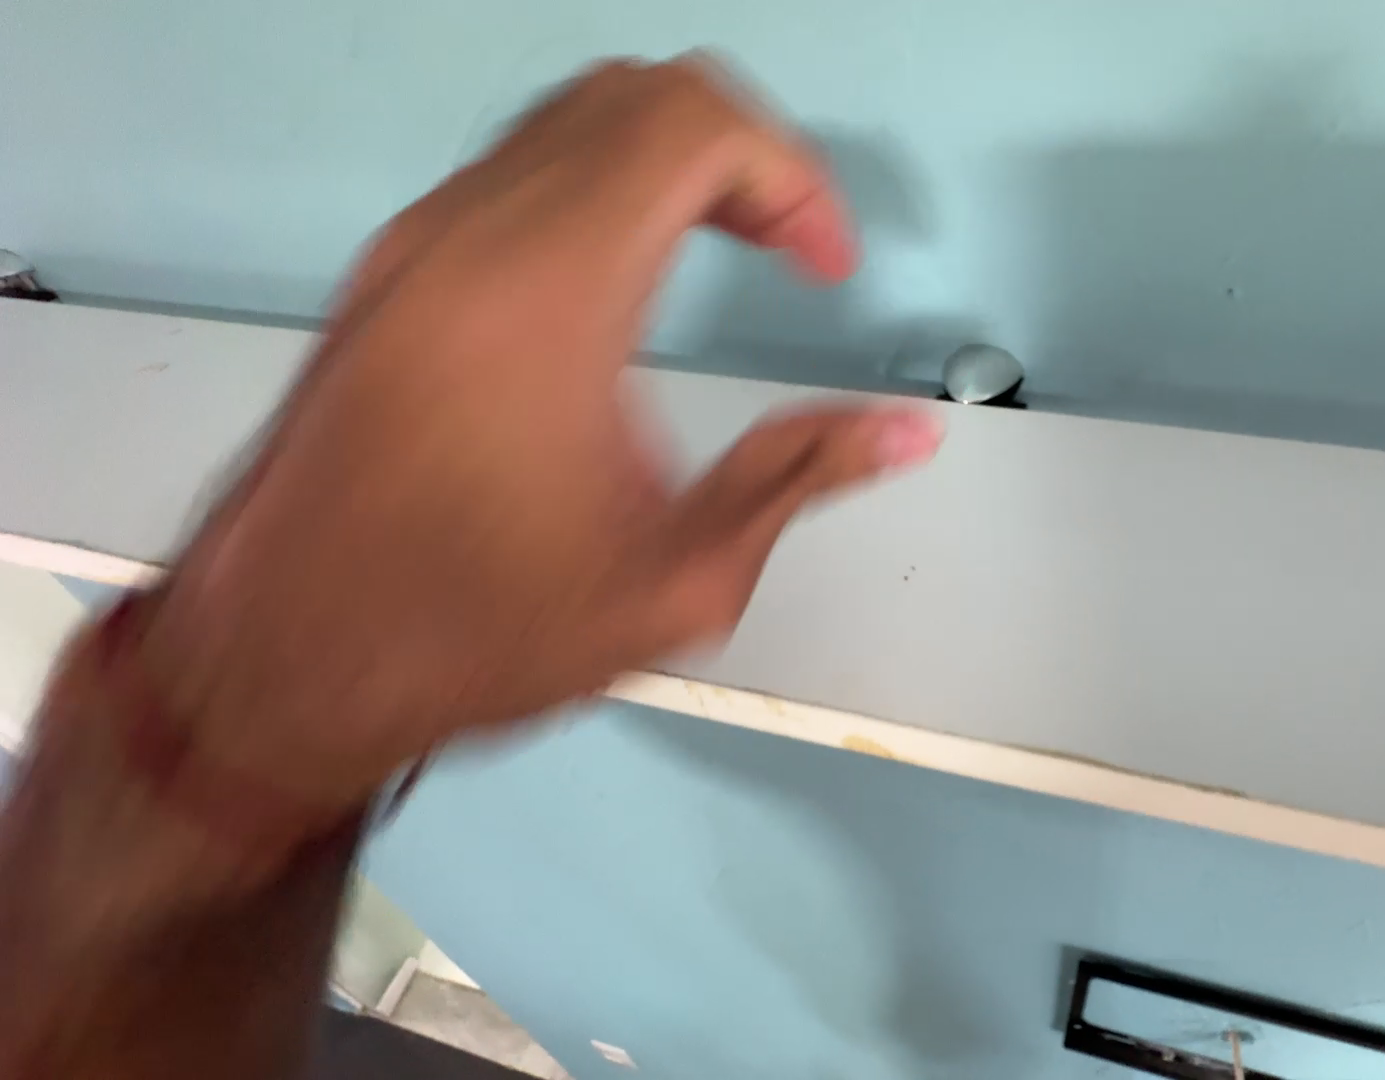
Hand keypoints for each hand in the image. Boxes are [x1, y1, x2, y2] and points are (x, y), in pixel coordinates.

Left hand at [126, 56, 943, 819]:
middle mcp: (469, 245)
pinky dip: (620, 183)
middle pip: (639, 97)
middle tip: (798, 245)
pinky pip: (529, 165)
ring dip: (687, 162)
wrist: (291, 664)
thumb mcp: (684, 577)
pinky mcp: (402, 273)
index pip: (691, 128)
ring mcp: (421, 248)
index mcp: (546, 303)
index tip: (827, 264)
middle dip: (752, 158)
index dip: (794, 178)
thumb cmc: (477, 631)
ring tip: (746, 245)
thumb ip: (803, 477)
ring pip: (579, 116)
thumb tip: (903, 433)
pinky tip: (655, 266)